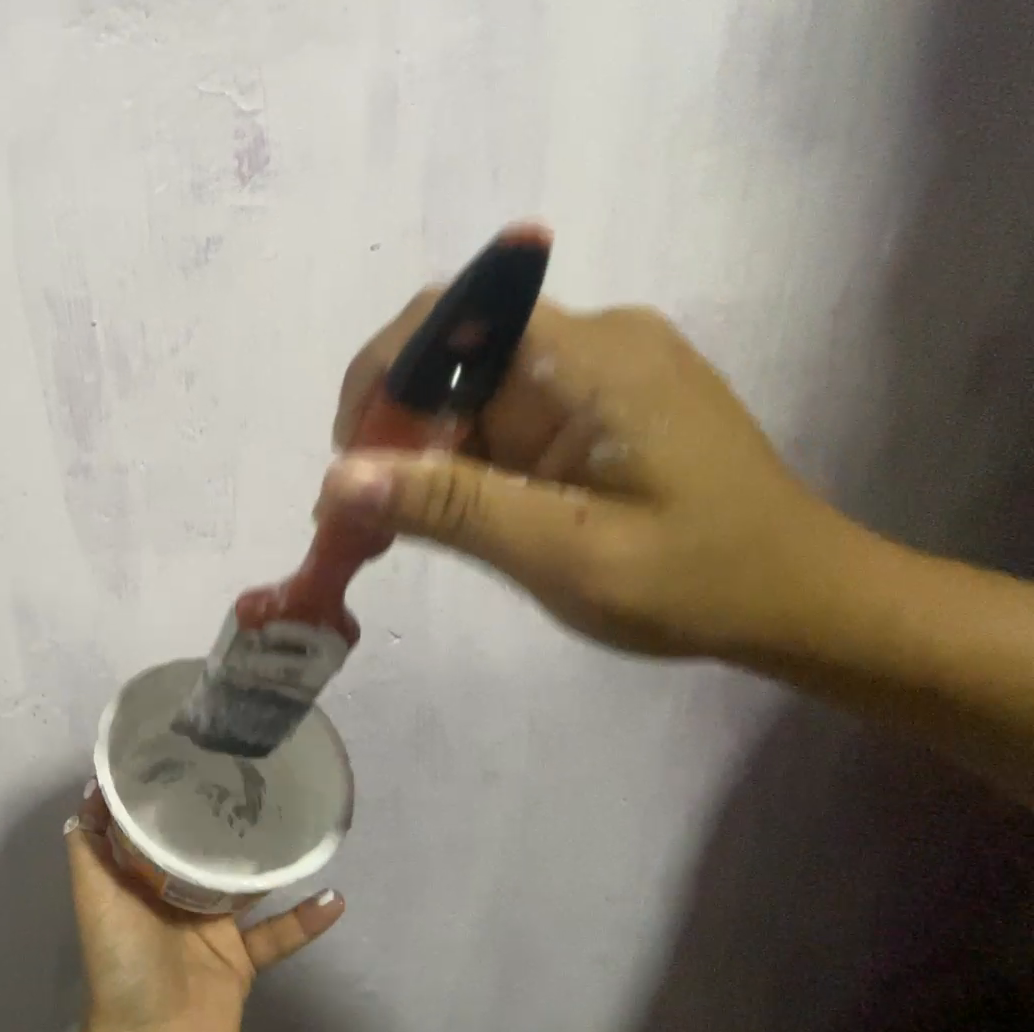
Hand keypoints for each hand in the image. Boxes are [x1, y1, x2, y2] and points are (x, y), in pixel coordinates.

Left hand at [63, 781, 343, 1031]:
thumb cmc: (121, 959)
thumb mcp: (93, 893)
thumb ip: (89, 843)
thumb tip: (92, 786)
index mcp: (139, 880)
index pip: (153, 829)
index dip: (166, 796)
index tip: (186, 753)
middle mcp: (173, 898)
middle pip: (201, 853)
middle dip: (221, 821)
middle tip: (252, 778)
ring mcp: (210, 929)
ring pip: (245, 887)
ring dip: (268, 863)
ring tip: (295, 822)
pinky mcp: (240, 961)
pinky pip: (279, 936)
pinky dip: (306, 921)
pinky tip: (333, 896)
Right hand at [320, 291, 854, 658]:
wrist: (806, 604)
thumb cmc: (698, 581)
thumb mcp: (564, 554)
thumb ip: (450, 508)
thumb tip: (336, 480)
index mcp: (591, 358)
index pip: (452, 316)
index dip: (381, 371)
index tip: (353, 454)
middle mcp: (591, 343)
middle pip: (451, 354)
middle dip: (390, 425)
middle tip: (361, 511)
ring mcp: (594, 372)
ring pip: (466, 388)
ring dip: (418, 449)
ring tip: (393, 523)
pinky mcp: (592, 404)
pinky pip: (496, 413)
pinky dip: (454, 459)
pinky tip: (445, 511)